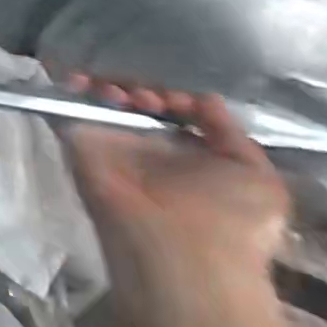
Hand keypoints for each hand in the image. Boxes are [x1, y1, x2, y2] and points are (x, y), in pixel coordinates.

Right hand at [63, 77, 290, 278]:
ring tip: (117, 95)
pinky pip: (69, 104)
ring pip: (102, 98)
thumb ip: (231, 132)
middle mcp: (149, 147)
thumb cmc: (228, 216)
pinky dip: (68, 85)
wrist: (176, 247)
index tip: (174, 99)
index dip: (173, 95)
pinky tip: (79, 79)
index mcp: (188, 154)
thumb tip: (204, 97)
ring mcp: (112, 144)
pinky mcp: (79, 142)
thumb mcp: (258, 177)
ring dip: (108, 84)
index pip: (173, 110)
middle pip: (136, 99)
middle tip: (144, 98)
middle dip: (140, 87)